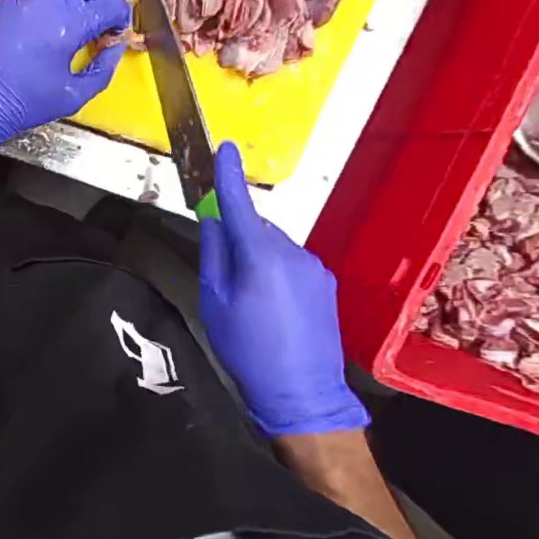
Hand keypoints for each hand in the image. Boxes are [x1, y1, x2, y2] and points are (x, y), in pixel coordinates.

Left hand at [0, 0, 129, 157]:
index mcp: (69, 24)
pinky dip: (49, 3)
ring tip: (73, 23)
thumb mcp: (74, 96)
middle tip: (103, 13)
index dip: (122, 16)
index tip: (114, 32)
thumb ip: (103, 69)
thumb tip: (115, 47)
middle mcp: (47, 1)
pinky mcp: (4, 2)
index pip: (112, 1)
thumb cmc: (26, 104)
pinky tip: (43, 30)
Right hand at [199, 142, 368, 436]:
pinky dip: (273, 271)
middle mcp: (293, 252)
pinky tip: (267, 306)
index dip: (228, 176)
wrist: (301, 390)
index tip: (225, 148)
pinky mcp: (325, 282)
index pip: (240, 205)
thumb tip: (213, 221)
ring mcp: (314, 267)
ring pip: (274, 247)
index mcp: (261, 257)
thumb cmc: (245, 348)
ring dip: (255, 258)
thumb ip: (213, 256)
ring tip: (245, 300)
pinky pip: (290, 263)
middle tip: (220, 273)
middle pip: (257, 228)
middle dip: (236, 236)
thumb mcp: (214, 302)